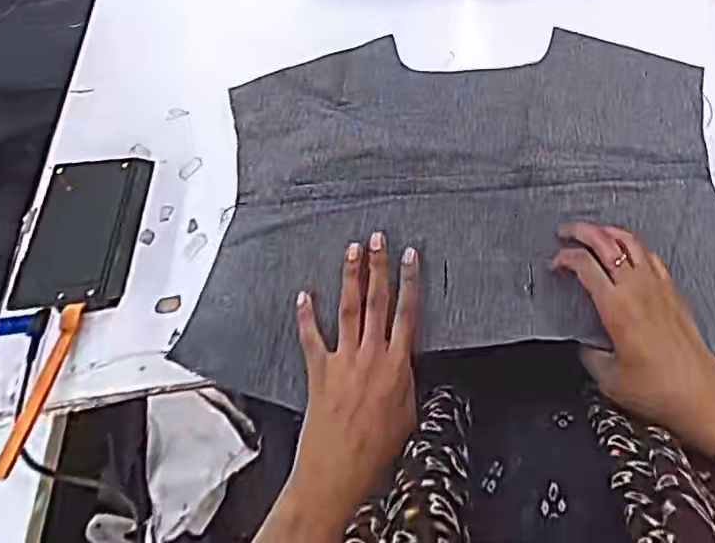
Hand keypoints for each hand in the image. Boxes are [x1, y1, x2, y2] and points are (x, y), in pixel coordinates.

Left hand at [263, 232, 420, 538]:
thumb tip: (407, 365)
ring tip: (352, 251)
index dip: (409, 281)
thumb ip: (407, 381)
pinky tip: (304, 295)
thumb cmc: (375, 452)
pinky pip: (312, 337)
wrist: (337, 474)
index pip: (407, 312)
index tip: (409, 256)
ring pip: (349, 308)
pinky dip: (307, 315)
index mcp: (396, 365)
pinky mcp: (320, 371)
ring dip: (351, 277)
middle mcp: (370, 356)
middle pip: (377, 300)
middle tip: (378, 239)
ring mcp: (344, 360)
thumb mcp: (408, 414)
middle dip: (378, 266)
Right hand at [552, 222, 714, 455]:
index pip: (584, 264)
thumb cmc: (661, 391)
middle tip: (566, 231)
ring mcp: (656, 285)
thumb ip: (589, 354)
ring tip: (593, 230)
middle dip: (580, 230)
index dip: (565, 257)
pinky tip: (627, 248)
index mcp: (616, 307)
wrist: (701, 395)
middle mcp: (636, 288)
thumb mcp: (609, 379)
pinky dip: (632, 243)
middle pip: (604, 241)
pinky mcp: (671, 289)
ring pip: (628, 240)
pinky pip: (649, 253)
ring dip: (606, 230)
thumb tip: (583, 342)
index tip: (556, 262)